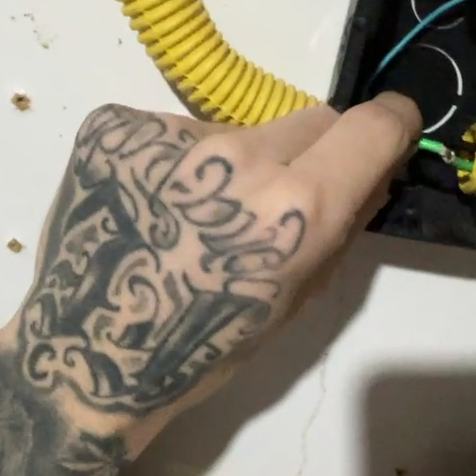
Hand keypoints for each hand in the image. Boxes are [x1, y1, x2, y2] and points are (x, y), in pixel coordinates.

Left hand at [9, 94, 419, 450]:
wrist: (85, 356)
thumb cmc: (200, 349)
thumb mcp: (292, 302)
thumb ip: (338, 228)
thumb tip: (371, 172)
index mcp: (292, 210)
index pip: (371, 127)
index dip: (390, 125)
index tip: (387, 131)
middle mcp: (235, 154)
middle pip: (307, 119)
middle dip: (307, 155)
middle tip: (270, 203)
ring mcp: (167, 134)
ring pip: (236, 128)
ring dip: (233, 161)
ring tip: (191, 218)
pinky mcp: (114, 125)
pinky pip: (175, 132)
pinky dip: (176, 162)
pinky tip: (148, 208)